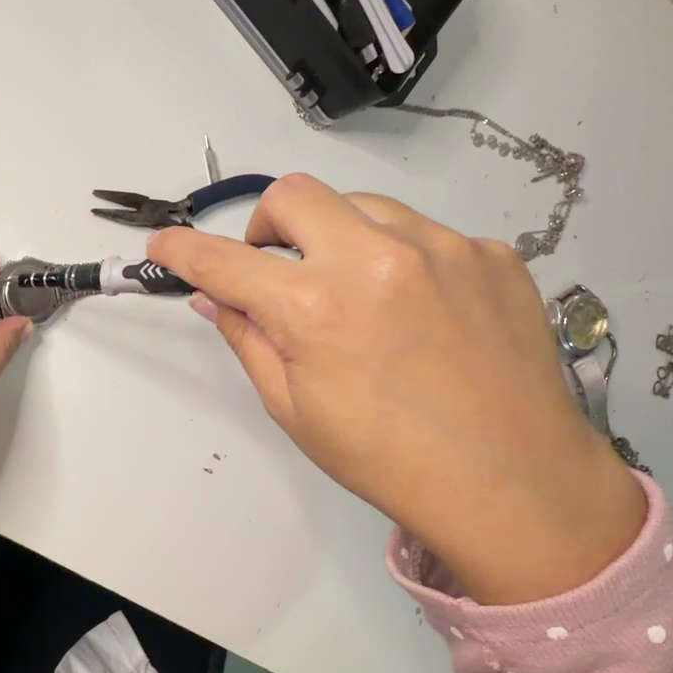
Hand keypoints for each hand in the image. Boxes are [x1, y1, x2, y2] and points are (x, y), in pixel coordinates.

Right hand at [149, 174, 643, 604]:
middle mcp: (376, 258)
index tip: (162, 247)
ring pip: (362, 206)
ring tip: (350, 296)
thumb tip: (215, 298)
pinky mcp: (491, 253)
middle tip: (272, 272)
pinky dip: (397, 260)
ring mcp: (443, 246)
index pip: (224, 260)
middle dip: (264, 226)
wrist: (509, 478)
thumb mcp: (292, 407)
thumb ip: (248, 339)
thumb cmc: (382, 456)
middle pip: (294, 194)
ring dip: (334, 239)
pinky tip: (414, 313)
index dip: (181, 251)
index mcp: (314, 307)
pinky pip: (424, 234)